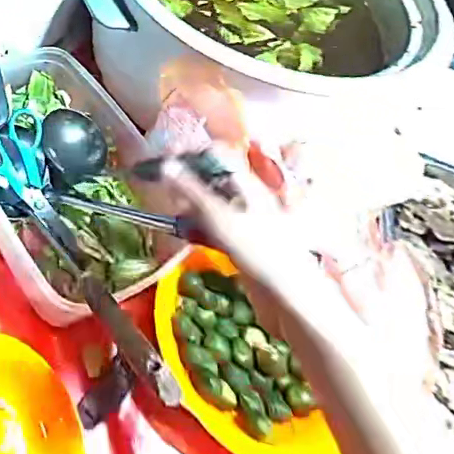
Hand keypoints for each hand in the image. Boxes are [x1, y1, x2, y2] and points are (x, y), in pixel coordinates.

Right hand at [153, 153, 432, 385]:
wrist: (294, 300)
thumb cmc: (260, 251)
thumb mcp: (220, 217)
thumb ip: (190, 190)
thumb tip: (165, 164)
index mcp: (246, 182)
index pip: (215, 154)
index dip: (188, 153)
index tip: (163, 161)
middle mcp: (246, 196)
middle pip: (210, 177)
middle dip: (184, 179)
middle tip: (159, 185)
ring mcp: (245, 219)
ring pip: (209, 201)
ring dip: (188, 202)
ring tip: (170, 208)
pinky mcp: (241, 242)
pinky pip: (213, 225)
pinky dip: (197, 224)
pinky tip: (185, 232)